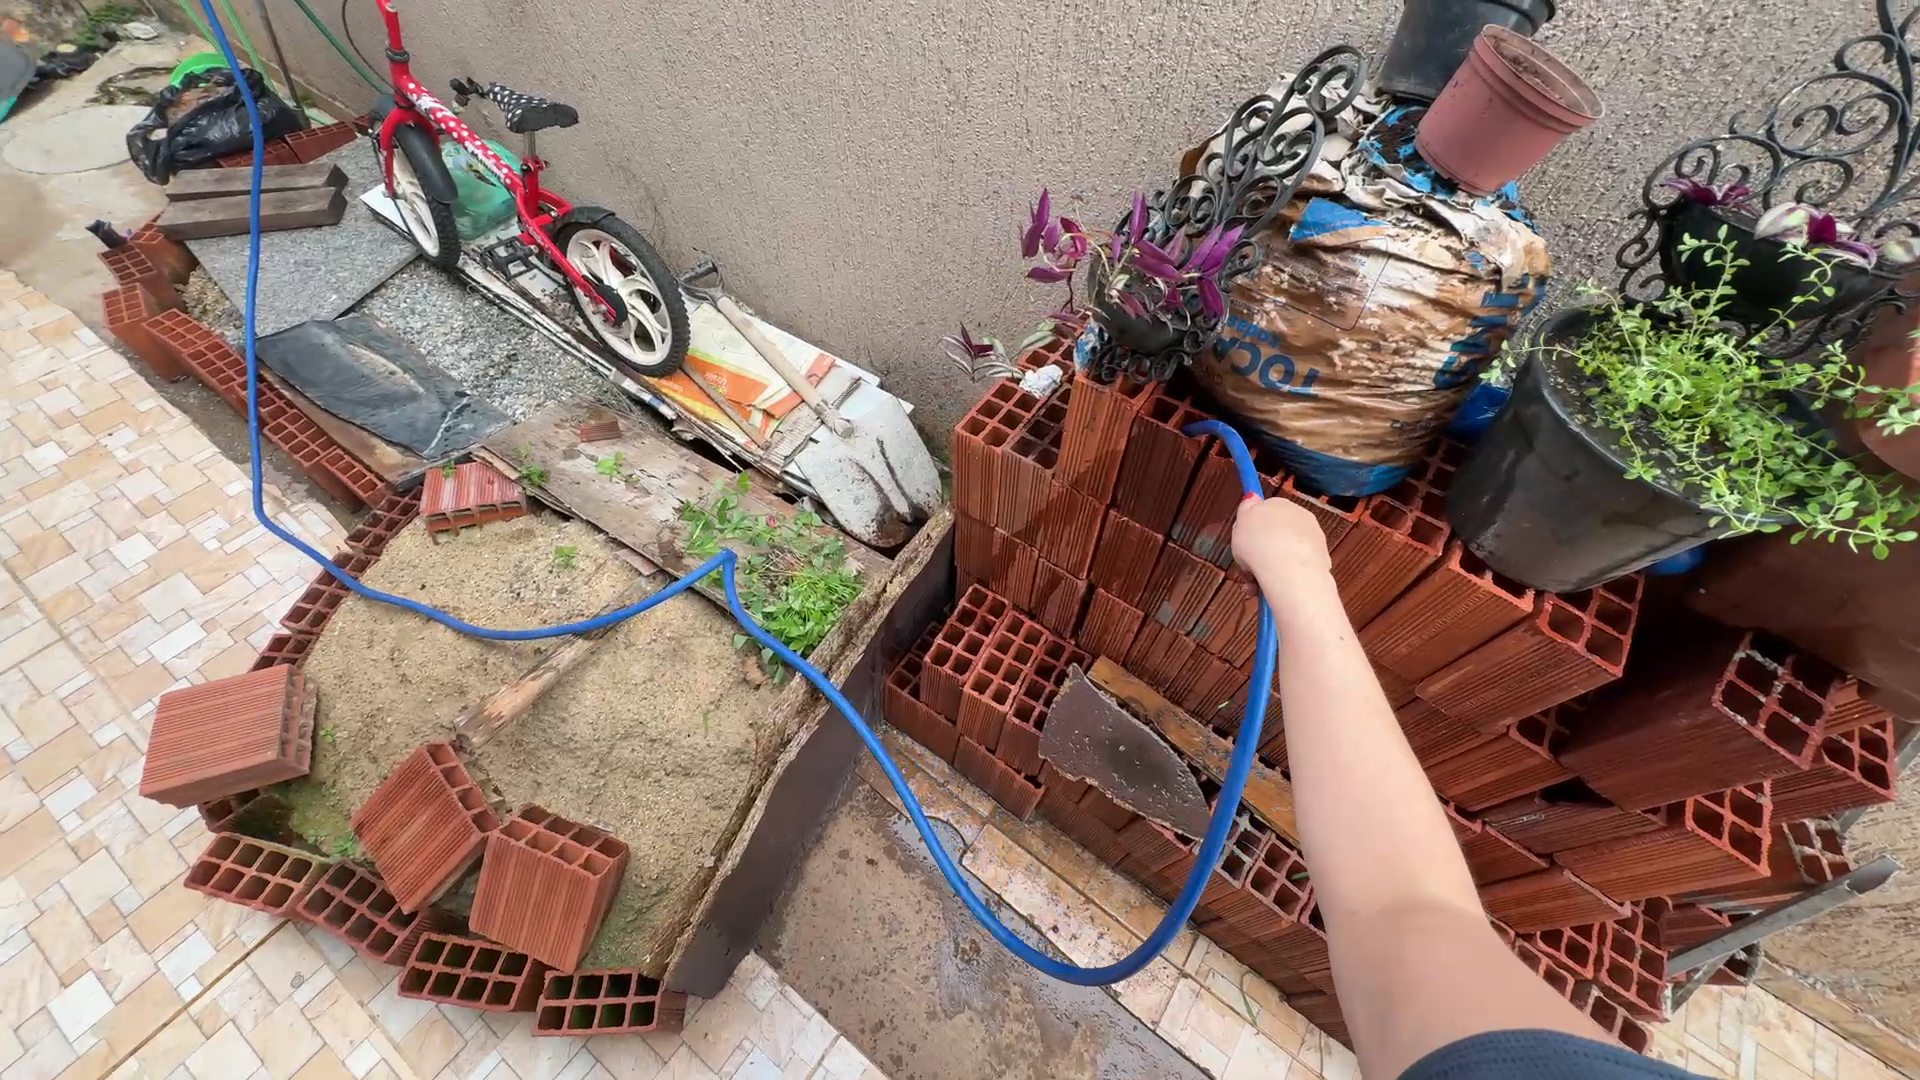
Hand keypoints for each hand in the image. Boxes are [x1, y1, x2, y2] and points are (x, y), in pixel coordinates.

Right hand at [1231, 496, 1331, 589]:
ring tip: (1253, 584)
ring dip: (1269, 567)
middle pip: (1277, 533)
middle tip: (1246, 565)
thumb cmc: (1260, 545)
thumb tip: (1252, 498)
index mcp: (1280, 504)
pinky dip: (1284, 577)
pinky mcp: (1321, 560)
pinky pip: (1296, 568)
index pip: (1266, 509)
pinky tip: (1269, 588)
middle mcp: (1300, 517)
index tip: (1244, 541)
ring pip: (1286, 553)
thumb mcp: (1240, 522)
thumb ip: (1246, 509)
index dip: (1253, 527)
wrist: (1288, 570)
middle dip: (1262, 549)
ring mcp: (1313, 538)